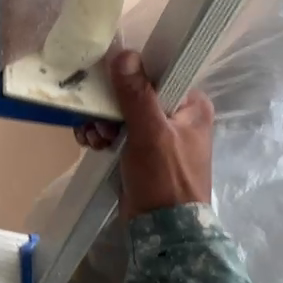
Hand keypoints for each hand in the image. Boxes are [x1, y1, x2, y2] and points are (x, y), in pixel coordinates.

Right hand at [73, 50, 214, 217]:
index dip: (129, 77)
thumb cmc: (165, 178)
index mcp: (191, 106)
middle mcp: (176, 116)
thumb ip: (137, 95)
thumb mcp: (150, 133)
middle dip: (108, 107)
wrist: (163, 228)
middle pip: (132, 93)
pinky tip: (91, 145)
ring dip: (99, 122)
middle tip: (99, 123)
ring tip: (95, 139)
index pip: (158, 75)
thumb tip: (123, 54)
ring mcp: (157, 134)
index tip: (107, 88)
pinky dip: (98, 135)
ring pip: (118, 112)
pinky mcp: (140, 151)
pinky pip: (112, 131)